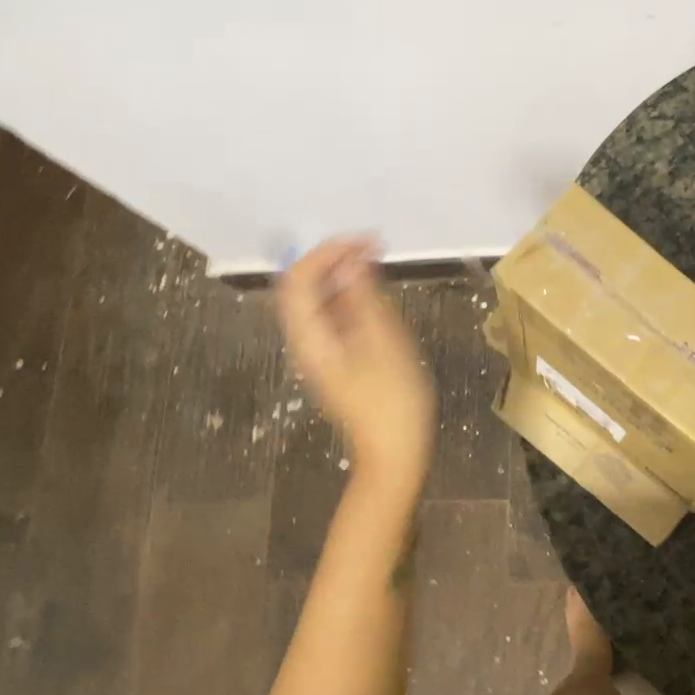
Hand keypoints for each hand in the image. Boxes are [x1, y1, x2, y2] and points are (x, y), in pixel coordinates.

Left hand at [276, 238, 435, 485]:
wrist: (394, 454)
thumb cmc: (393, 402)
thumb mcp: (385, 344)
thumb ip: (365, 299)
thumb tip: (351, 262)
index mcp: (311, 339)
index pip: (300, 280)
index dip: (327, 252)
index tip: (364, 240)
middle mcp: (307, 343)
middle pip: (304, 289)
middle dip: (334, 260)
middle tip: (373, 246)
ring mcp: (321, 355)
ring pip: (320, 304)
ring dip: (344, 278)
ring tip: (377, 263)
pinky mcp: (337, 363)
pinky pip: (334, 320)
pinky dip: (351, 300)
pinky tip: (376, 297)